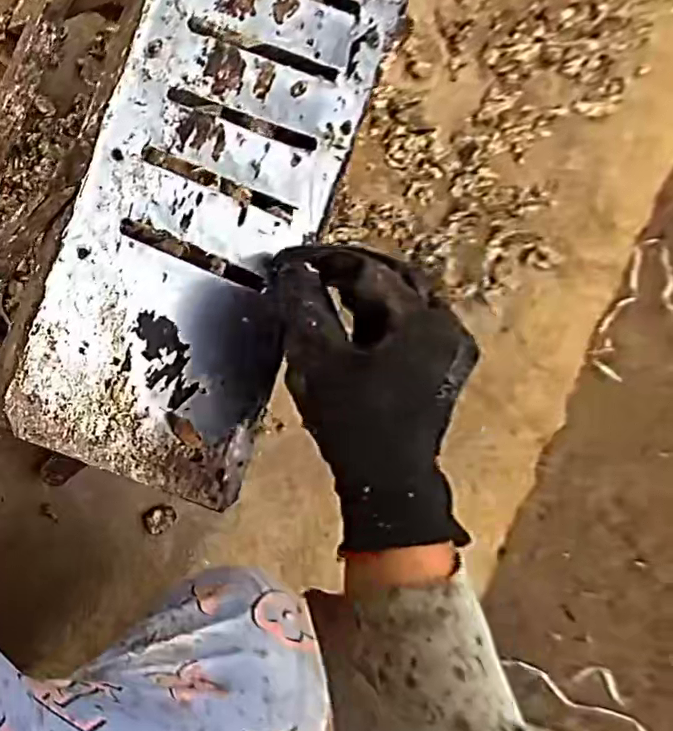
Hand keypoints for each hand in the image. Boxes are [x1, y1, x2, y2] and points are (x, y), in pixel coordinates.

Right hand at [268, 245, 474, 553]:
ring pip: (404, 297)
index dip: (322, 259)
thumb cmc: (350, 414)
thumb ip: (306, 309)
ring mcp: (446, 347)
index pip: (369, 270)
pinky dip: (370, 308)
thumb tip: (291, 269)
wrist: (385, 471)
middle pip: (398, 276)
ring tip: (316, 283)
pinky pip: (404, 320)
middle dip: (348, 265)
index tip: (283, 260)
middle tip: (302, 264)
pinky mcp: (435, 364)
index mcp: (421, 321)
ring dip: (360, 285)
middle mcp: (445, 327)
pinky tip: (342, 315)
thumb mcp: (316, 357)